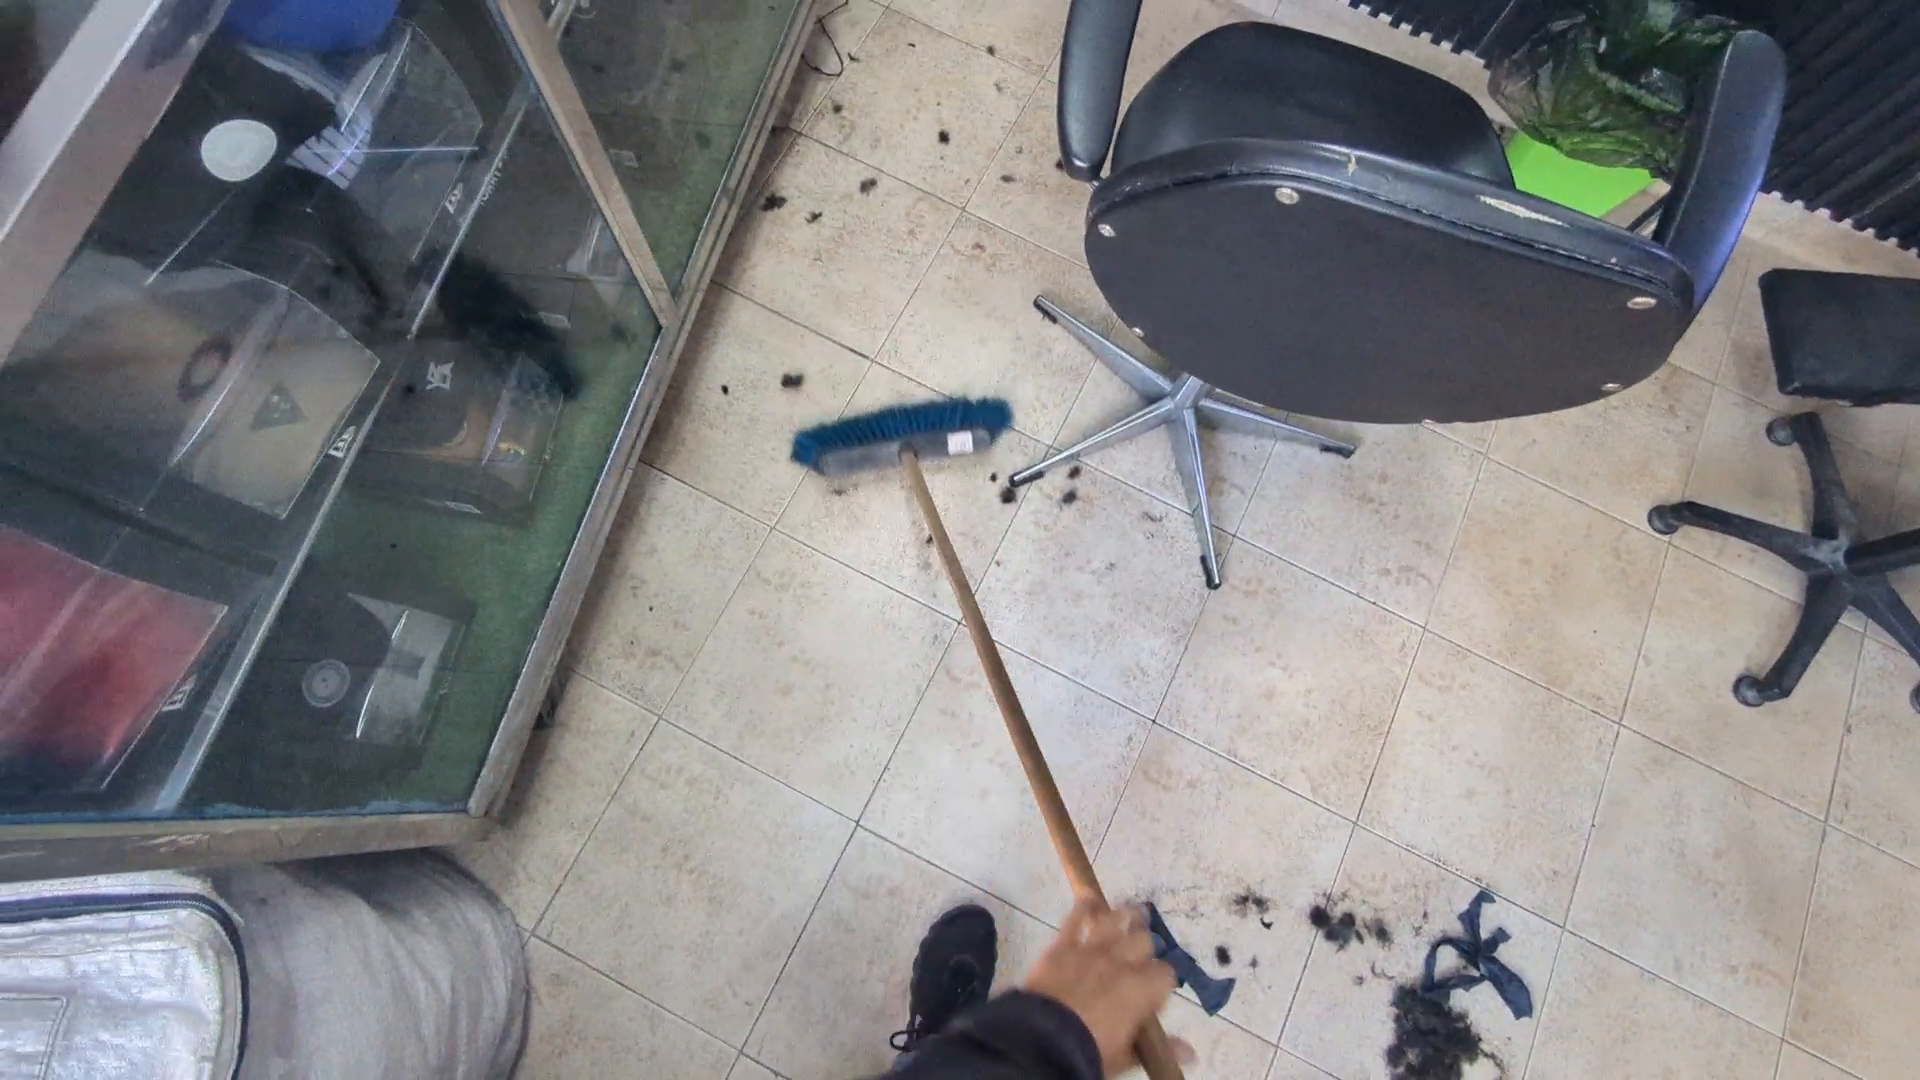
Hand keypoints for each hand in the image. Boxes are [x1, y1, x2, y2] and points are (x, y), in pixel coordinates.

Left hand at [1024, 899, 1190, 1076]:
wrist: (1045, 1039)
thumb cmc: (1091, 1052)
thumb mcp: (1126, 1057)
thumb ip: (1157, 1046)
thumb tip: (1192, 1053)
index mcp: (1140, 990)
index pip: (1165, 974)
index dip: (1163, 979)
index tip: (1158, 986)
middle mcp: (1119, 963)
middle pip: (1142, 941)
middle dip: (1146, 942)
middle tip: (1146, 943)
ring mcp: (1090, 950)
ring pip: (1113, 921)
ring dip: (1124, 914)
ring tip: (1132, 909)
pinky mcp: (1063, 945)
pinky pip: (1076, 919)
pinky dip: (1084, 906)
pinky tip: (1089, 897)